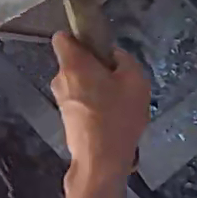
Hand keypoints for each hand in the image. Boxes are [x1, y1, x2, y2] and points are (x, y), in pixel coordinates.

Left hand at [51, 32, 148, 185]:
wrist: (100, 160)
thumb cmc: (118, 115)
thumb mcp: (135, 80)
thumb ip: (125, 60)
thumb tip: (114, 55)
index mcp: (74, 64)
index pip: (63, 37)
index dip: (79, 37)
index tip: (99, 46)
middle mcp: (61, 79)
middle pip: (74, 62)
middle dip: (94, 65)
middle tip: (118, 77)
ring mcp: (61, 101)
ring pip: (79, 82)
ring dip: (95, 86)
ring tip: (119, 100)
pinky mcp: (66, 118)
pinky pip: (80, 100)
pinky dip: (93, 103)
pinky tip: (112, 116)